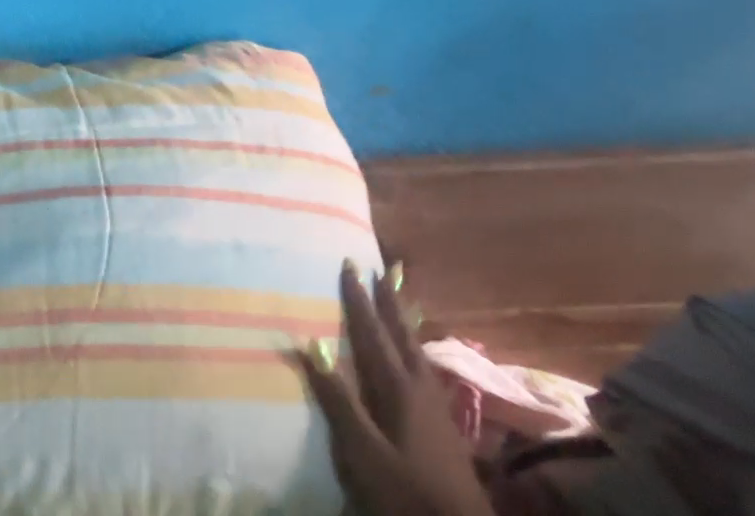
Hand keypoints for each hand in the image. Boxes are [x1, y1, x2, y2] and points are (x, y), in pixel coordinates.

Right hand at [293, 262, 494, 515]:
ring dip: (403, 323)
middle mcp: (421, 389)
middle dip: (388, 303)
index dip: (360, 299)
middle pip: (402, 336)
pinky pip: (423, 369)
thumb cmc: (405, 490)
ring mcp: (437, 407)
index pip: (373, 334)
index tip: (351, 264)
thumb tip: (311, 343)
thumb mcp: (363, 449)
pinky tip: (414, 359)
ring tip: (397, 303)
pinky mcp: (443, 425)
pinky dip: (412, 349)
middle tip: (382, 270)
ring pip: (417, 352)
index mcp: (399, 389)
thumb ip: (339, 398)